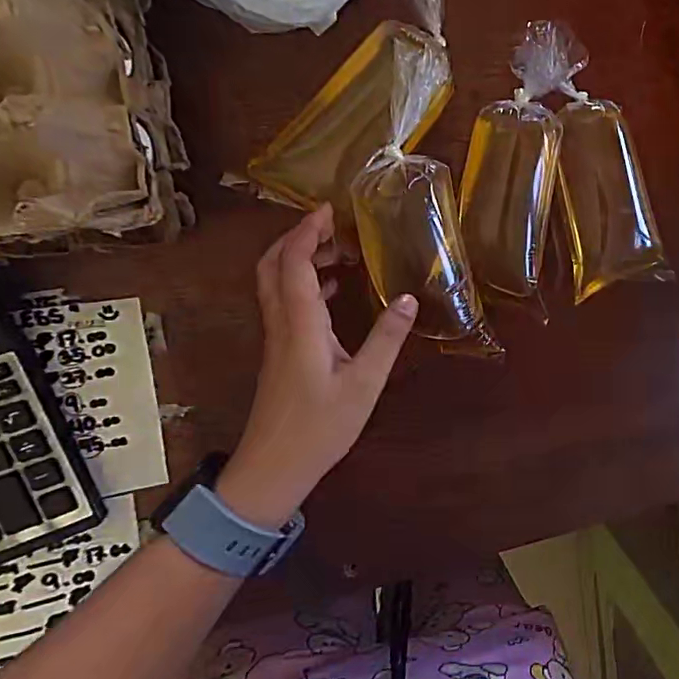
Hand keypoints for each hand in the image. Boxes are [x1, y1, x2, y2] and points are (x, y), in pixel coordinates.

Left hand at [216, 205, 416, 526]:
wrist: (271, 470)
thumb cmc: (319, 428)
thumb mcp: (364, 384)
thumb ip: (386, 339)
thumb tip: (407, 297)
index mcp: (300, 324)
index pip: (294, 263)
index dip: (307, 231)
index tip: (329, 209)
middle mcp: (281, 323)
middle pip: (273, 264)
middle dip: (298, 236)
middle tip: (333, 225)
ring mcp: (276, 337)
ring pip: (274, 282)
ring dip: (299, 257)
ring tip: (338, 250)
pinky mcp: (279, 350)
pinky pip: (283, 301)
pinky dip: (302, 281)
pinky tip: (331, 290)